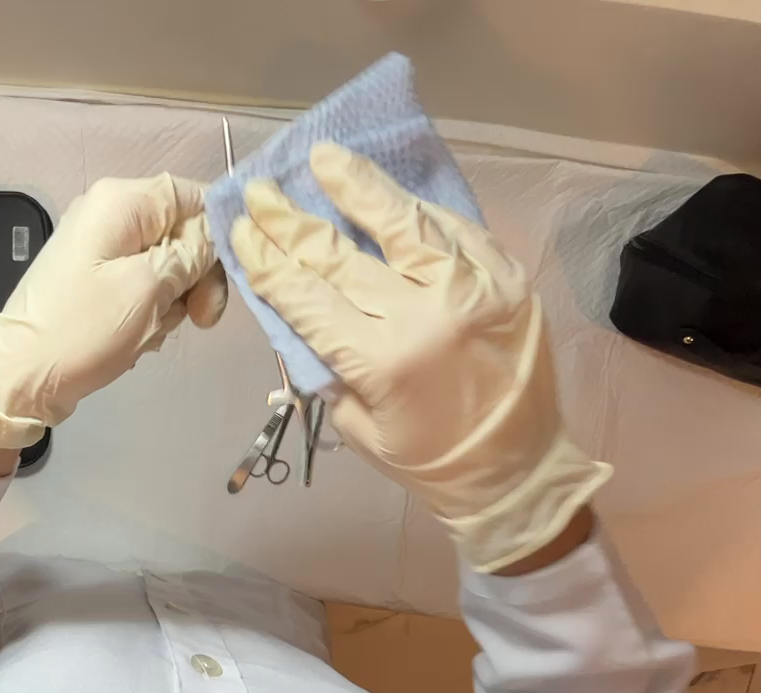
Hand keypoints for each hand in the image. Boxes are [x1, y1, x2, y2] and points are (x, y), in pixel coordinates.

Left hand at [0, 174, 227, 448]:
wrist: (20, 379)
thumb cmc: (83, 330)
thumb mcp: (148, 289)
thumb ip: (191, 254)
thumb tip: (214, 235)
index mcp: (121, 201)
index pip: (195, 198)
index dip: (216, 239)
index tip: (218, 286)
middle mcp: (109, 215)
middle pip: (181, 236)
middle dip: (194, 280)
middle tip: (197, 322)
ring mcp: (99, 252)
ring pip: (164, 270)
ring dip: (169, 306)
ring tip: (148, 334)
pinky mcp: (93, 285)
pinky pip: (140, 292)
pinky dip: (147, 317)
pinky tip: (134, 340)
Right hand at [230, 142, 609, 572]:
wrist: (518, 467)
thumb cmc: (426, 459)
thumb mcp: (359, 427)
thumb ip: (333, 369)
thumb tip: (310, 317)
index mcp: (380, 361)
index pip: (306, 298)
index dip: (268, 261)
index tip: (242, 230)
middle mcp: (422, 315)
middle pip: (341, 256)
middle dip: (292, 222)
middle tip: (264, 190)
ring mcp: (471, 288)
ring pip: (402, 224)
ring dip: (358, 187)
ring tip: (326, 157)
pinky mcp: (506, 277)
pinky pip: (455, 230)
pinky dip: (417, 210)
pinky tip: (389, 191)